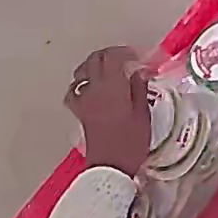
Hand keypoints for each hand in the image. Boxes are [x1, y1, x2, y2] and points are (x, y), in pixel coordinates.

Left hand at [67, 47, 150, 175]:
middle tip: (125, 59)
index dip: (125, 52)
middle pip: (95, 60)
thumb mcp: (143, 113)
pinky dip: (81, 83)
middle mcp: (94, 88)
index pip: (113, 57)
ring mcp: (83, 99)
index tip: (137, 56)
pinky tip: (90, 88)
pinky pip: (74, 90)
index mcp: (112, 86)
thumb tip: (141, 71)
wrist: (111, 166)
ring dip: (94, 65)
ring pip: (82, 71)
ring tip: (108, 69)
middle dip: (109, 54)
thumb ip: (139, 88)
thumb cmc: (132, 141)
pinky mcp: (79, 111)